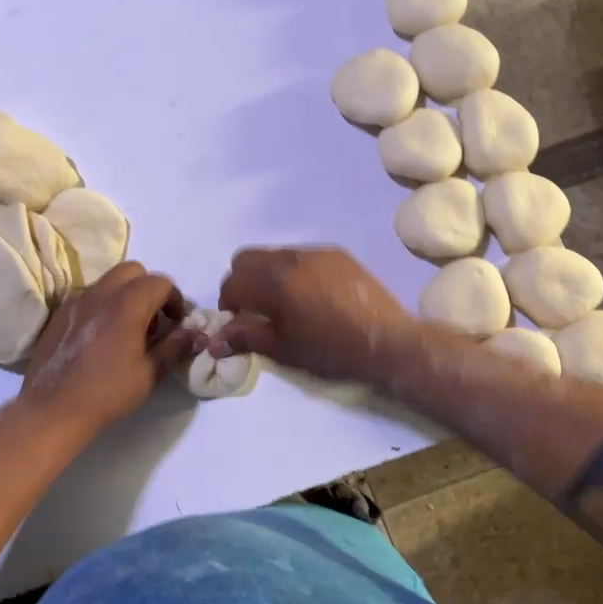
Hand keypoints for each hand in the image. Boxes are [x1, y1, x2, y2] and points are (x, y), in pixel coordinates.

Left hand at [20, 262, 196, 434]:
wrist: (53, 408)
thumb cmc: (107, 393)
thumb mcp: (149, 373)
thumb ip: (175, 347)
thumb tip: (196, 334)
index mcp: (126, 304)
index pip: (160, 282)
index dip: (175, 299)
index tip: (176, 323)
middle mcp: (100, 293)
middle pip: (132, 271)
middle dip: (149, 289)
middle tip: (153, 322)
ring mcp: (76, 301)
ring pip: (108, 282)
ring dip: (124, 296)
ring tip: (127, 331)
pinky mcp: (60, 314)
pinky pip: (88, 297)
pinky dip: (102, 306)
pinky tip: (101, 338)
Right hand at [214, 247, 419, 383]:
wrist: (388, 341)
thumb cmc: (332, 350)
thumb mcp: (284, 349)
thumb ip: (246, 338)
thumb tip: (214, 342)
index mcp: (274, 282)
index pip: (232, 283)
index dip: (228, 305)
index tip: (240, 323)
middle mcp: (291, 258)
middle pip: (246, 259)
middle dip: (242, 282)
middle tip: (256, 310)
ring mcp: (316, 253)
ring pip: (273, 255)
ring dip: (267, 276)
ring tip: (285, 305)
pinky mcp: (337, 255)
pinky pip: (300, 256)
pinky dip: (293, 272)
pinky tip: (310, 297)